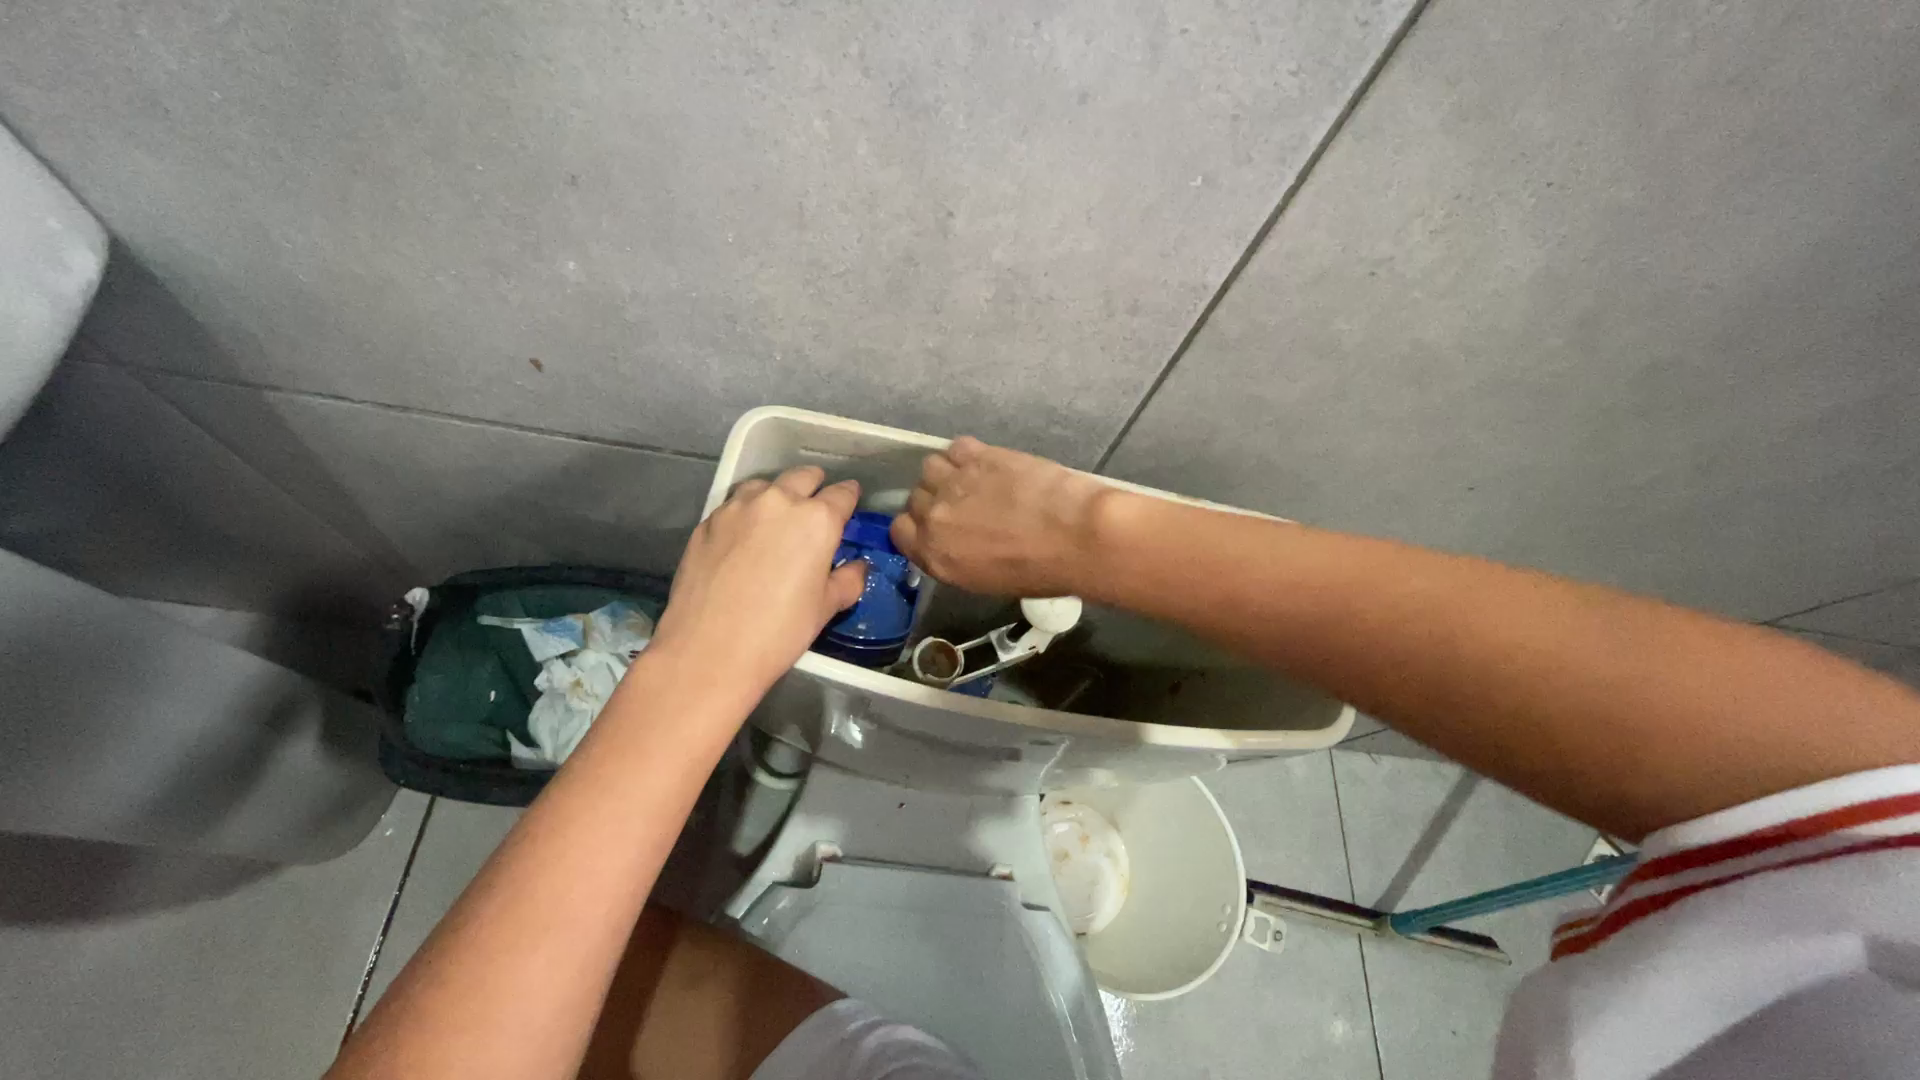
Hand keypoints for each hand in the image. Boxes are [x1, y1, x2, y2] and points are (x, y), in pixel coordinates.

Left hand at [650, 466, 866, 693]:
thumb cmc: (779, 631)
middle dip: (814, 486)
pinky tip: (745, 537)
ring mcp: (737, 508)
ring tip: (778, 517)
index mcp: (816, 520)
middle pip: (803, 477)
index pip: (842, 495)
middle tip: (816, 507)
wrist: (708, 650)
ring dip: (777, 494)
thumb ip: (848, 580)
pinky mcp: (707, 522)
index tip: (850, 504)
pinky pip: (734, 506)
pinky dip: (746, 513)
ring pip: (765, 485)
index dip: (849, 499)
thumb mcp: (826, 608)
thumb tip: (857, 567)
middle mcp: (778, 501)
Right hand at [889, 436, 1113, 596]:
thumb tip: (956, 543)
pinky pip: (957, 448)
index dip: (917, 527)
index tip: (936, 525)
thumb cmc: (1040, 570)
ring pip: (930, 467)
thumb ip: (956, 558)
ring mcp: (954, 482)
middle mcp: (934, 517)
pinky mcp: (978, 456)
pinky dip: (968, 454)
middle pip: (915, 497)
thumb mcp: (986, 581)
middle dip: (935, 500)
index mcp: (934, 555)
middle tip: (964, 505)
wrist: (1075, 536)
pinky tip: (988, 465)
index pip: (900, 531)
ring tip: (974, 481)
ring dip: (948, 473)